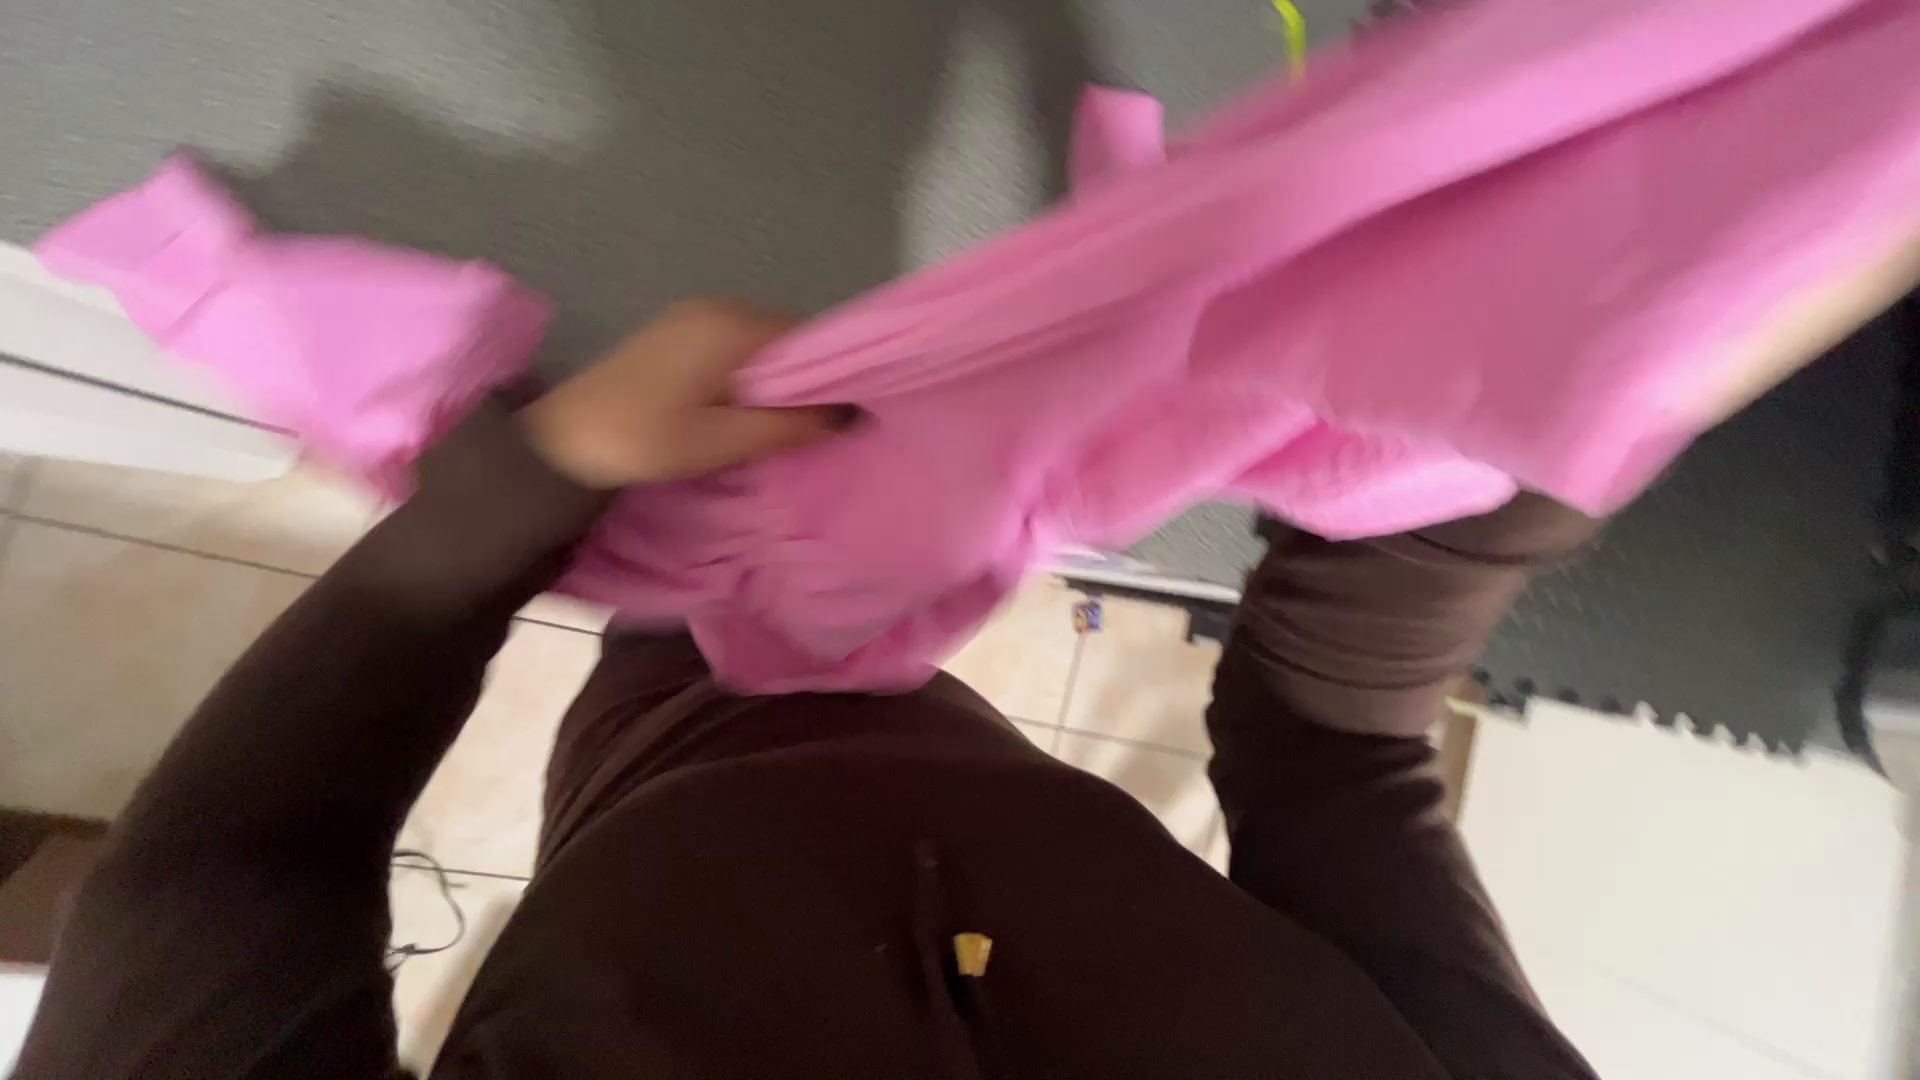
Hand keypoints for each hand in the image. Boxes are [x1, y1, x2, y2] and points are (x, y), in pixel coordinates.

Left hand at [520, 298, 853, 488]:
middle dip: (805, 379)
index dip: (833, 374)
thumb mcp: (727, 440)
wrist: (563, 440)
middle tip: (814, 426)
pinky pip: (737, 347)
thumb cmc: (648, 439)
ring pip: (763, 345)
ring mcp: (694, 316)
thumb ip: (792, 425)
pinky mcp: (678, 333)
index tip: (846, 413)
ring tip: (783, 423)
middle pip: (787, 338)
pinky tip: (746, 409)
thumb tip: (854, 415)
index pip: (809, 337)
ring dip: (778, 380)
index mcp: (733, 326)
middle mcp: (718, 307)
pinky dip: (752, 376)